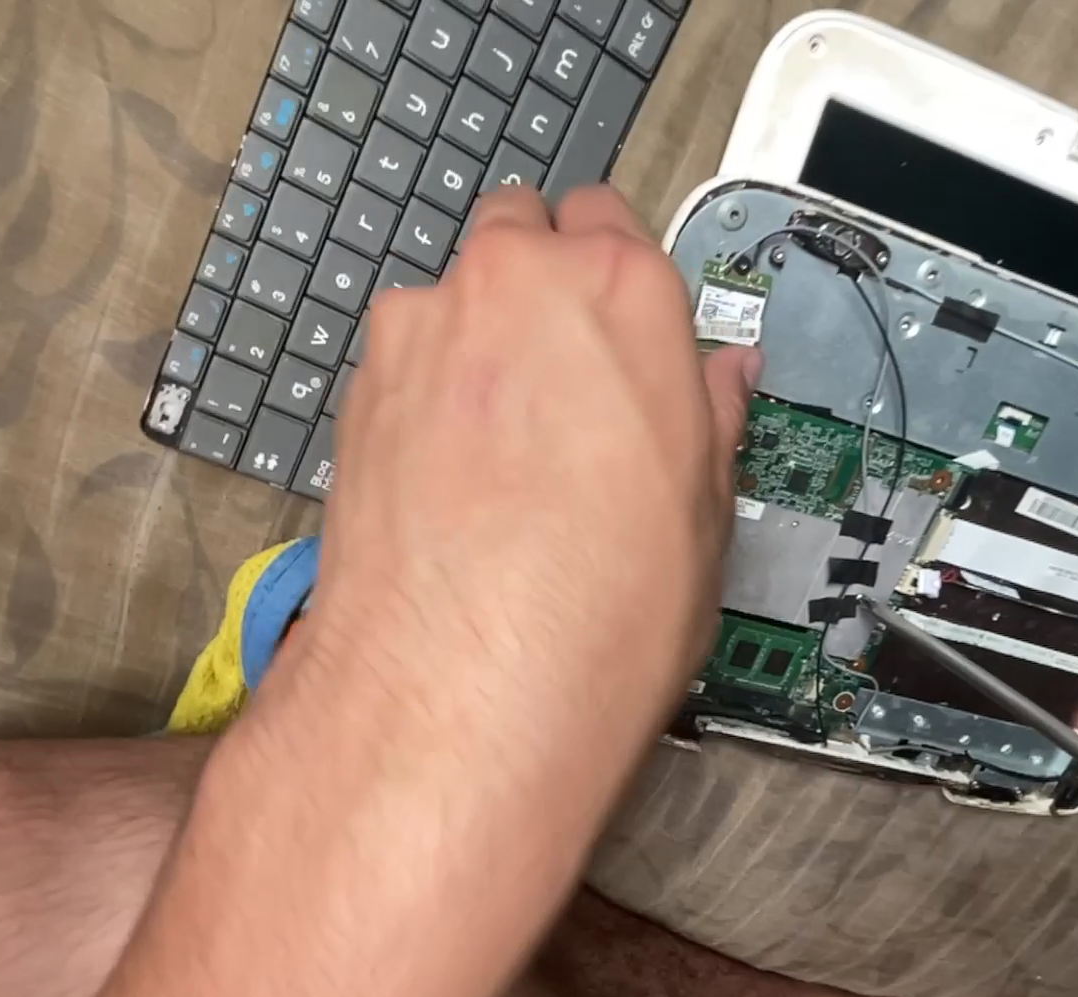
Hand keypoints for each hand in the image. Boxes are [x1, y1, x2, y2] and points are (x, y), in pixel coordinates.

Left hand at [301, 186, 757, 774]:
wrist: (457, 691)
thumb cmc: (603, 608)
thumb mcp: (703, 511)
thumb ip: (709, 414)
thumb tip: (719, 377)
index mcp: (619, 292)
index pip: (614, 224)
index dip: (620, 280)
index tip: (624, 331)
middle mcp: (511, 286)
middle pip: (525, 237)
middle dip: (545, 287)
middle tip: (567, 380)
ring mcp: (420, 332)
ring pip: (458, 302)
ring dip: (482, 345)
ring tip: (504, 449)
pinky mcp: (357, 391)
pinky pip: (407, 362)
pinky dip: (430, 393)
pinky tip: (451, 476)